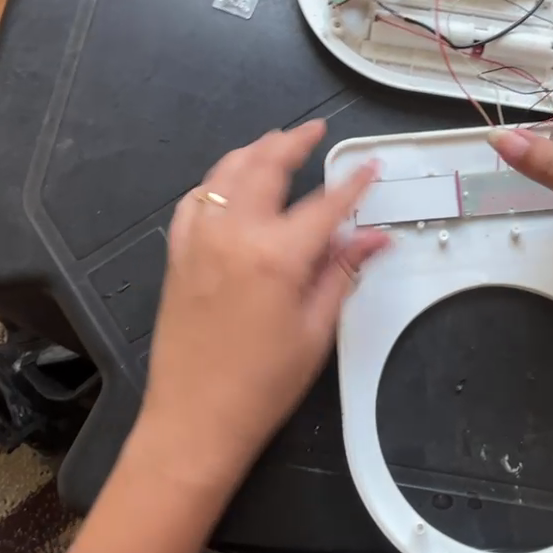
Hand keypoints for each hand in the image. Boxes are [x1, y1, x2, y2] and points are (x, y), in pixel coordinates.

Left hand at [139, 121, 388, 486]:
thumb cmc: (262, 384)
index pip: (325, 204)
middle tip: (315, 130)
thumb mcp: (316, 330)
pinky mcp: (178, 254)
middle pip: (266, 167)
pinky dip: (215, 182)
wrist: (194, 421)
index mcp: (276, 255)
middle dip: (294, 142)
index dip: (353, 183)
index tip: (369, 166)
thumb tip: (375, 239)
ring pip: (225, 174)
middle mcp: (233, 234)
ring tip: (275, 142)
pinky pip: (194, 201)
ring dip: (253, 151)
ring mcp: (199, 240)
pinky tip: (228, 183)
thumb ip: (343, 271)